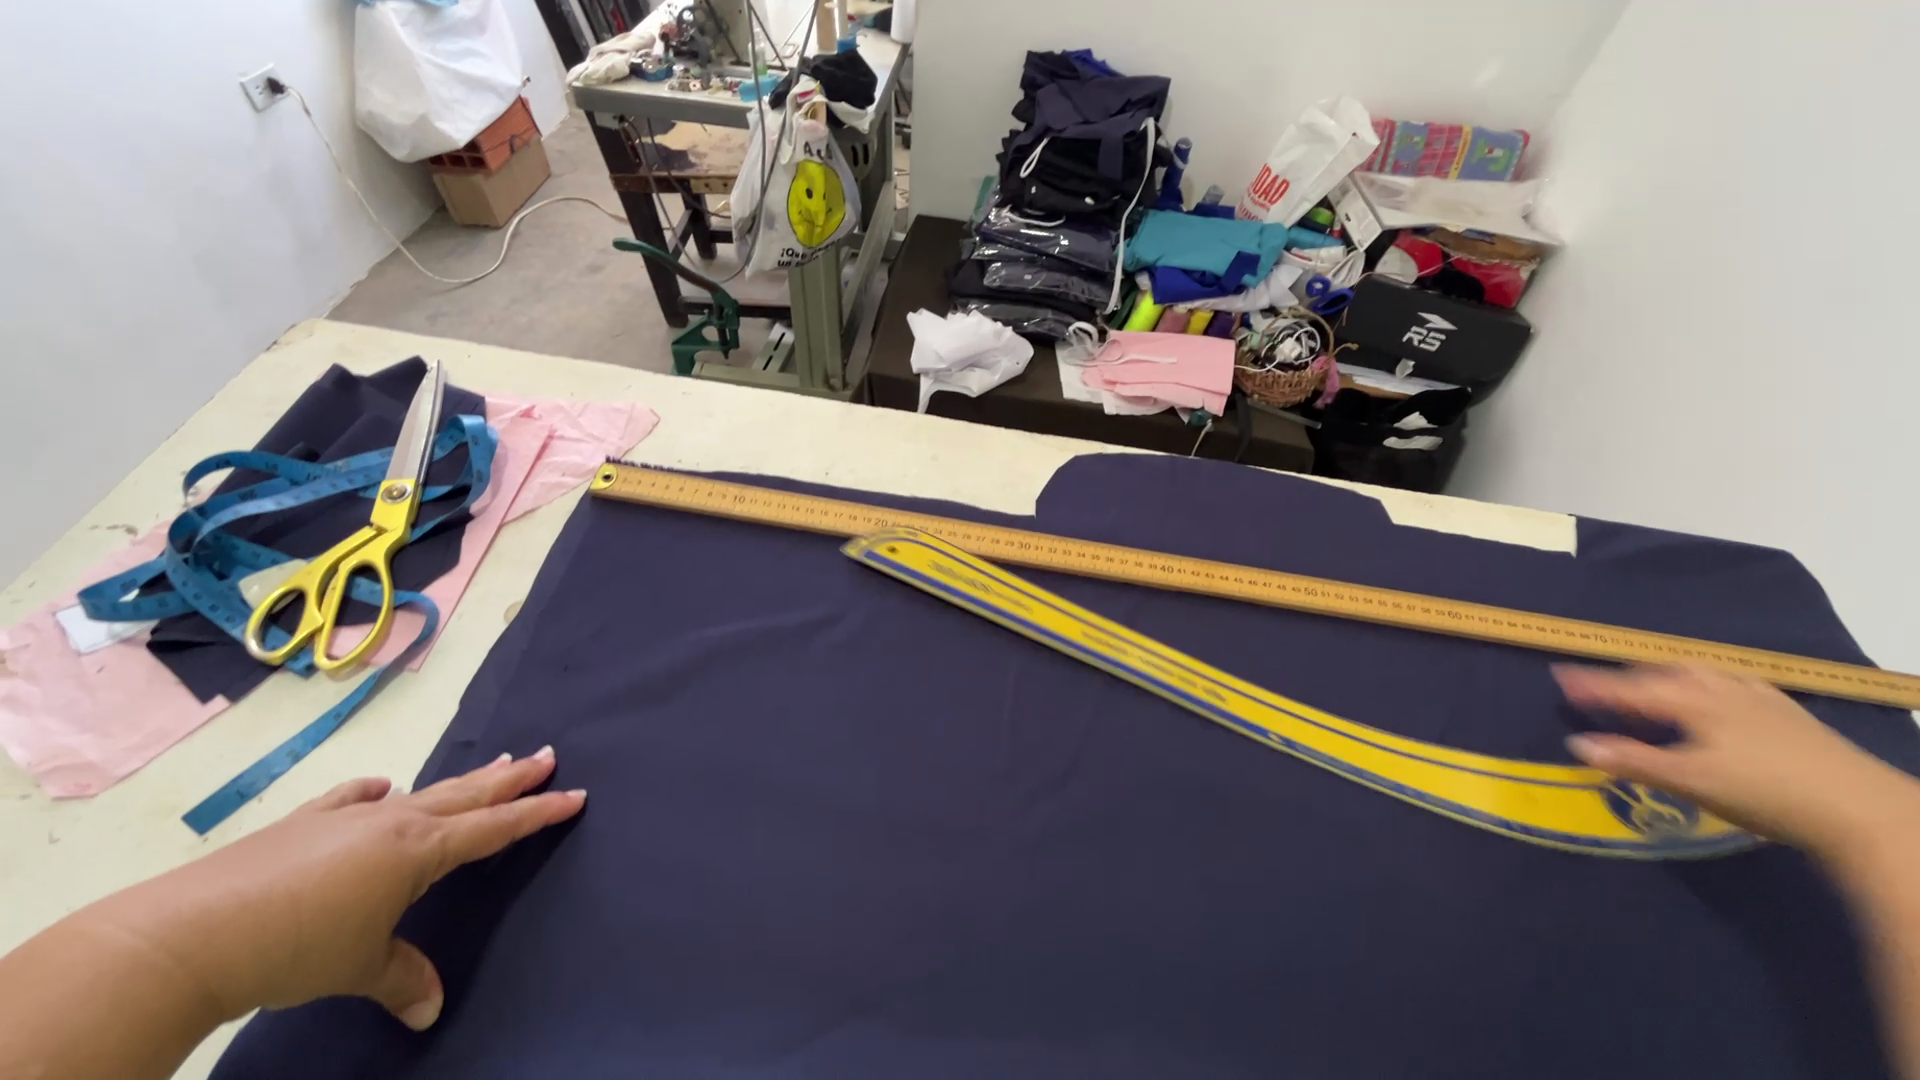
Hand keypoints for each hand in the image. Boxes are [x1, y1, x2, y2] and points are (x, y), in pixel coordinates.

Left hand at [73, 749, 584, 1031]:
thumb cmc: (295, 949)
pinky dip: (374, 791)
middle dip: (514, 779)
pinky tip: (380, 786)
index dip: (539, 813)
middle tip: (547, 755)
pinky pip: (353, 799)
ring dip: (463, 780)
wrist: (187, 935)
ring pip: (423, 791)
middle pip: (469, 794)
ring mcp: (348, 818)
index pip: (496, 828)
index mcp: (420, 850)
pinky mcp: (303, 823)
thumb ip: (402, 980)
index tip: (575, 795)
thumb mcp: (359, 968)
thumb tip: (428, 1013)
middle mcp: (394, 822)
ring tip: (494, 763)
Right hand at [1557, 665, 1919, 860]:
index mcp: (1695, 703)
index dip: (1594, 685)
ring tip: (1651, 685)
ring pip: (1702, 676)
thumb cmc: (1767, 795)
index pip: (1630, 689)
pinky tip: (1715, 696)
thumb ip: (1633, 761)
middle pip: (1665, 675)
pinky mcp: (1789, 715)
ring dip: (1667, 677)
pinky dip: (1708, 685)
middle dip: (1628, 678)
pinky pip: (1735, 685)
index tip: (1559, 676)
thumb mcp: (1691, 781)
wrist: (1868, 814)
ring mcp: (1760, 701)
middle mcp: (1723, 691)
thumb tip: (1577, 744)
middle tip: (1601, 687)